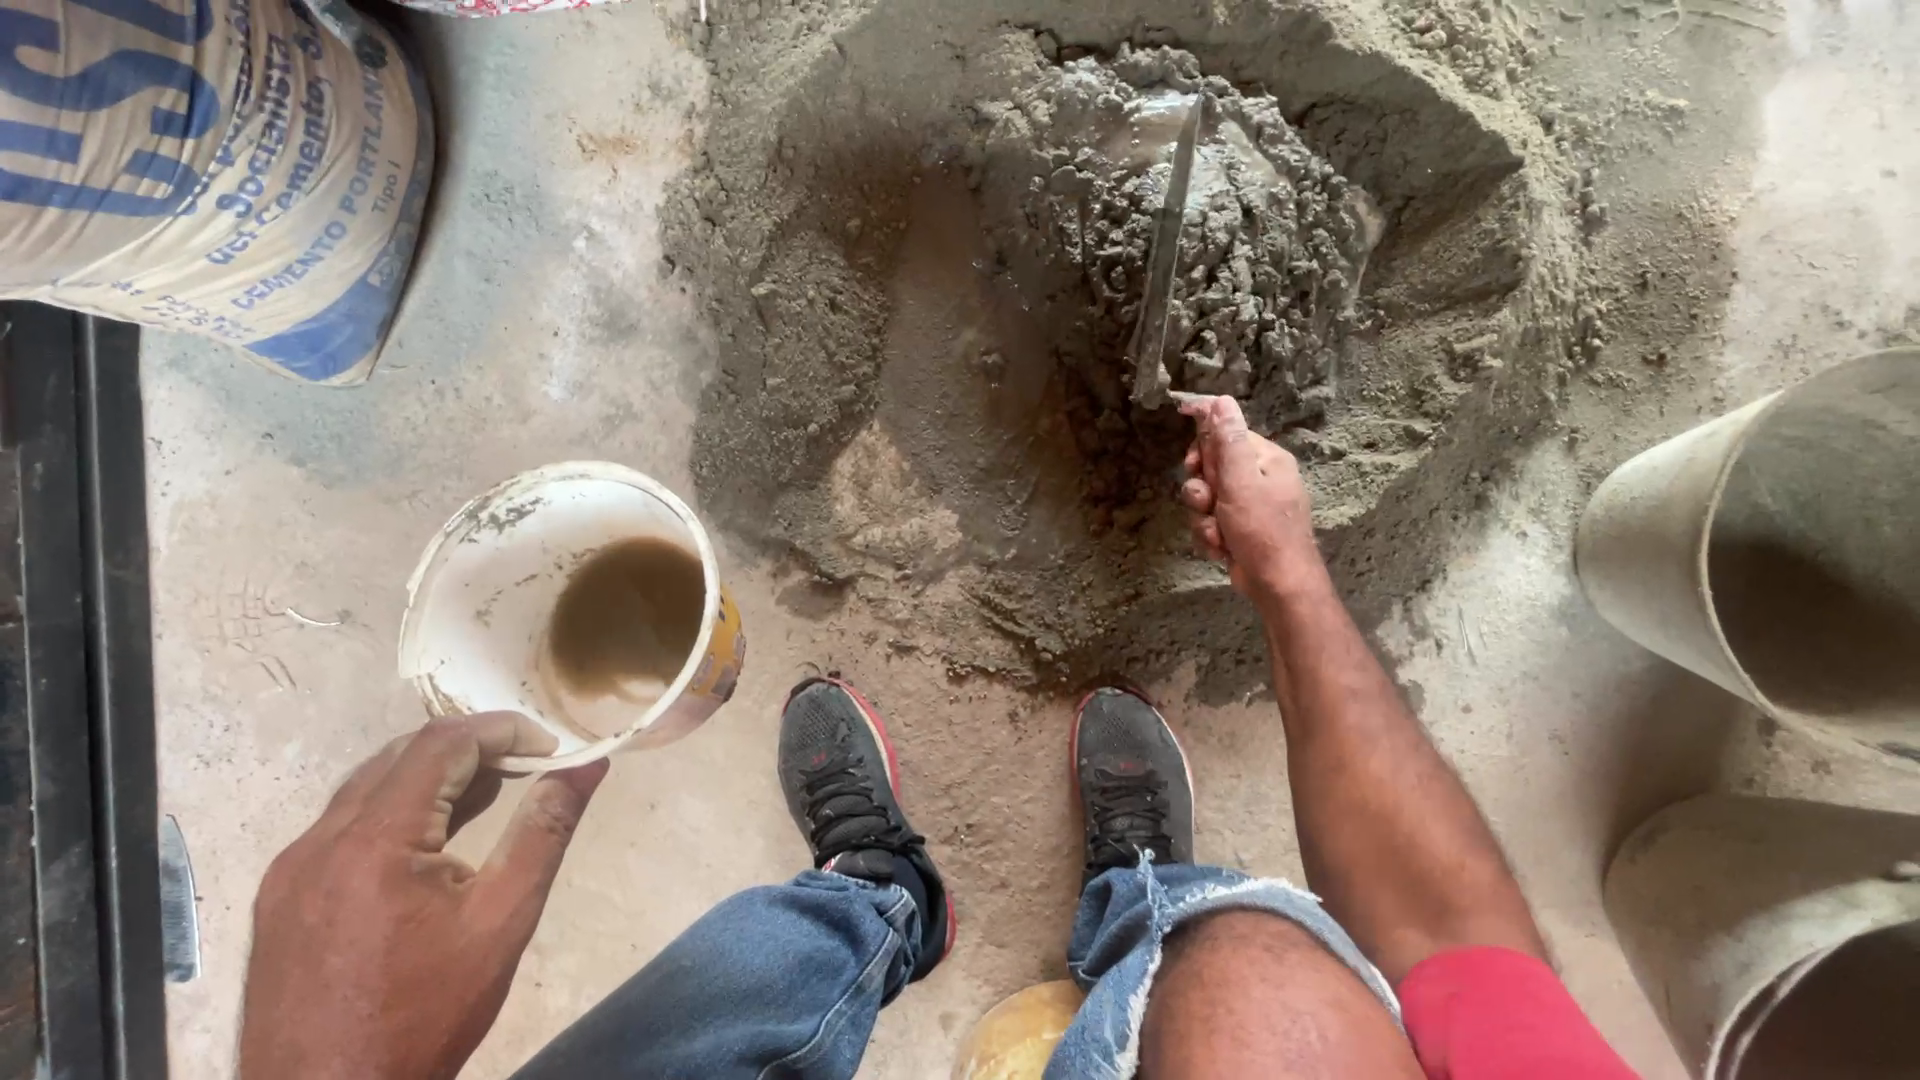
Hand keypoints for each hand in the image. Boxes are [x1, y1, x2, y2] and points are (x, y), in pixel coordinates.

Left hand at [238, 714, 607, 1079]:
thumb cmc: (428, 1010)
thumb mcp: (505, 916)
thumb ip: (546, 829)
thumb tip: (588, 765)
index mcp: (372, 842)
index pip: (440, 745)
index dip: (501, 730)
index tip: (550, 746)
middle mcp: (318, 842)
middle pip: (401, 756)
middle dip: (471, 748)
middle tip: (528, 767)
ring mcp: (291, 871)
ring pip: (370, 786)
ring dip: (435, 777)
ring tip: (493, 793)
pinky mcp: (283, 897)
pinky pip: (347, 824)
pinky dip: (401, 810)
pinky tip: (436, 839)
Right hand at [1177, 395, 1324, 598]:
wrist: (1278, 585)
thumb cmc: (1262, 529)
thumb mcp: (1241, 481)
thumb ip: (1229, 441)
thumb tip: (1222, 400)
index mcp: (1266, 459)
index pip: (1228, 432)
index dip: (1205, 436)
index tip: (1184, 430)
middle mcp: (1259, 478)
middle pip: (1212, 467)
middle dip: (1202, 488)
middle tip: (1205, 500)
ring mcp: (1249, 506)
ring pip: (1206, 499)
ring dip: (1204, 517)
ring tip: (1217, 533)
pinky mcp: (1239, 529)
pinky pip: (1210, 522)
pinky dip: (1211, 536)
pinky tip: (1222, 548)